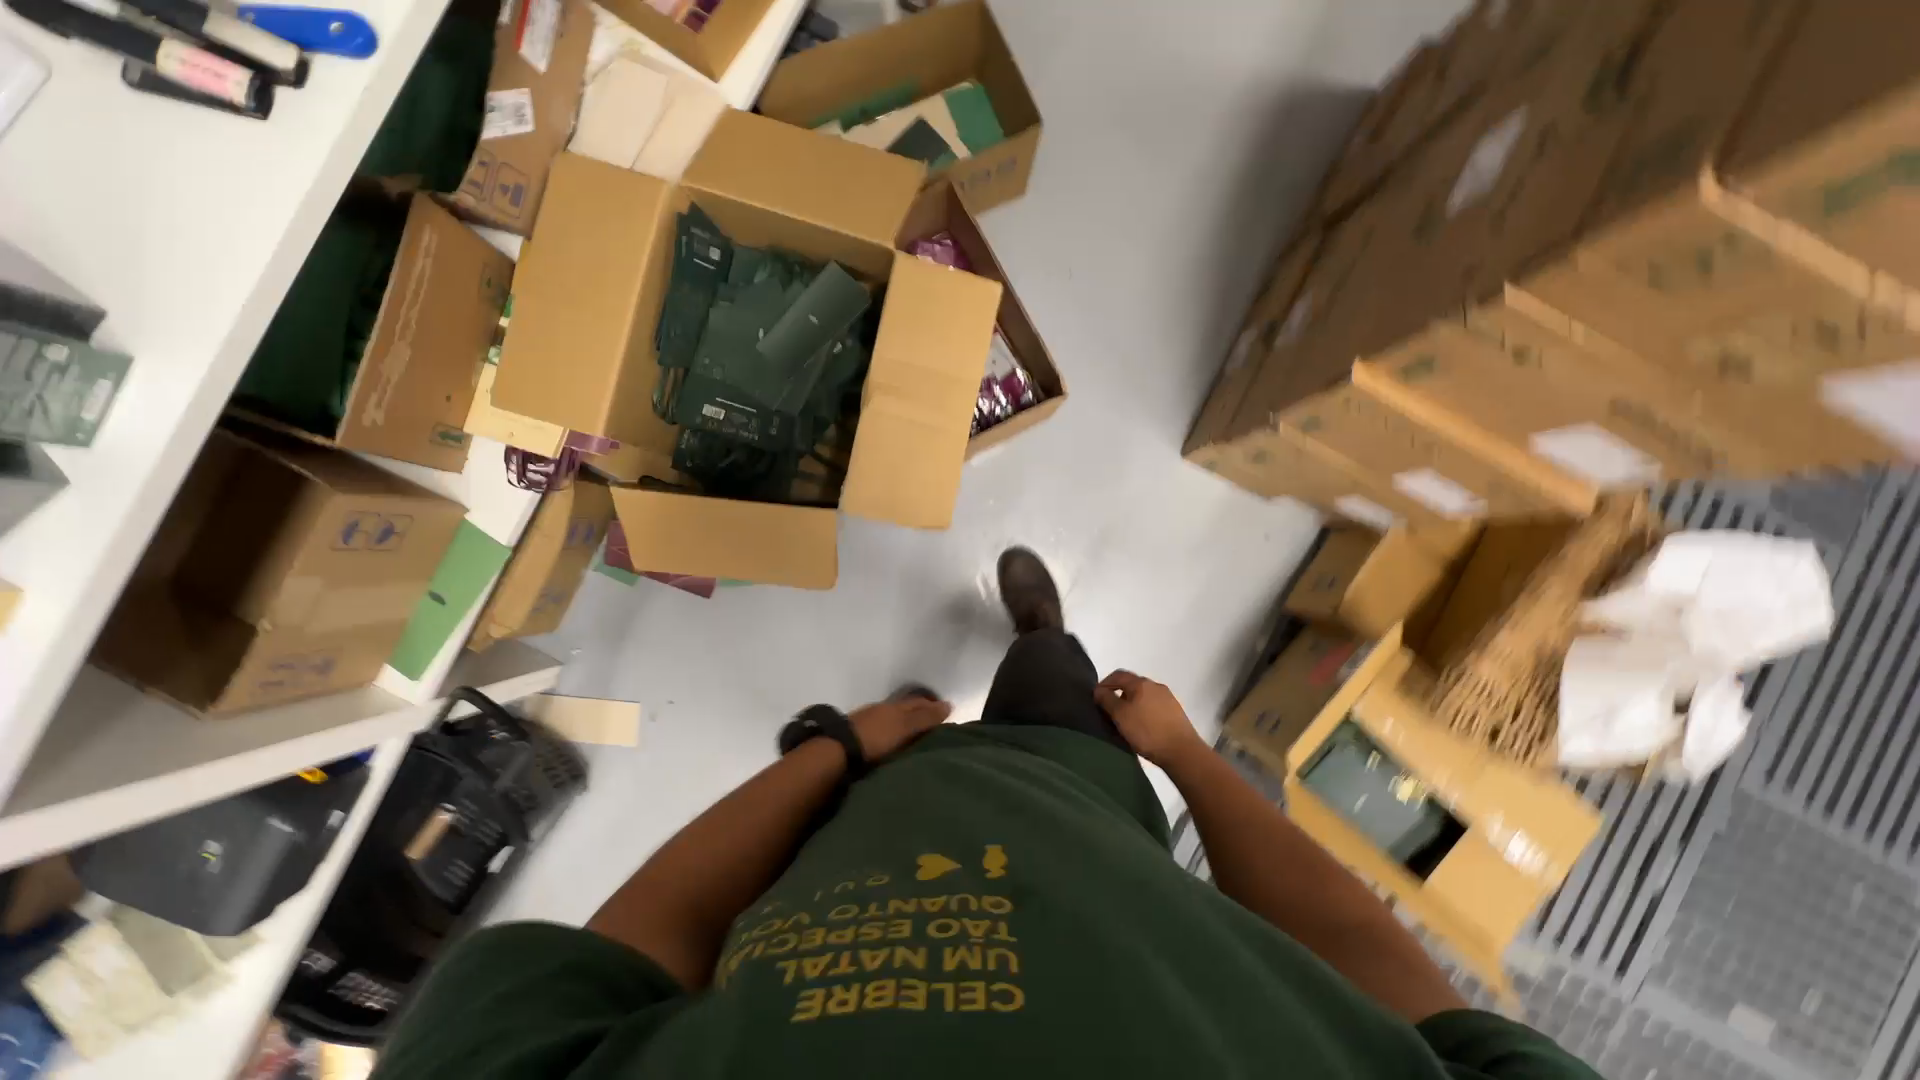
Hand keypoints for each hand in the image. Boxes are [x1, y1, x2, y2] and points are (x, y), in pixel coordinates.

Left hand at [848, 697, 951, 760]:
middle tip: (934, 723)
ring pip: (892, 720)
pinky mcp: (858, 737)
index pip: (918, 703)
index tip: (946, 712)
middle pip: (905, 709)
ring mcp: (867, 722)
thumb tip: (949, 705)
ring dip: (905, 724)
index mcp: (894, 706)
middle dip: (919, 713)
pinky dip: (893, 734)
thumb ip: (925, 718)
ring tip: (916, 734)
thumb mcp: (905, 727)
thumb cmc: (876, 737)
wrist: (838, 750)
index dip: (932, 706)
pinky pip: (882, 732)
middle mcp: (881, 710)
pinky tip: (894, 743)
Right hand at [1095, 671, 1206, 767]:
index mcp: (1141, 683)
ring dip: (1132, 704)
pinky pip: (1153, 706)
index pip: (1118, 675)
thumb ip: (1107, 699)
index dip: (1104, 683)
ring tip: (1125, 721)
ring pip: (1143, 696)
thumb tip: (1098, 689)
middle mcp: (1156, 686)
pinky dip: (1143, 712)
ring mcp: (1168, 698)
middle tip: (1109, 711)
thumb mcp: (1120, 716)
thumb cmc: (1146, 731)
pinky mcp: (1176, 712)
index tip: (1096, 697)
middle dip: (1118, 694)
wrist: (1181, 751)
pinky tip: (1142, 726)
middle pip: (1132, 685)